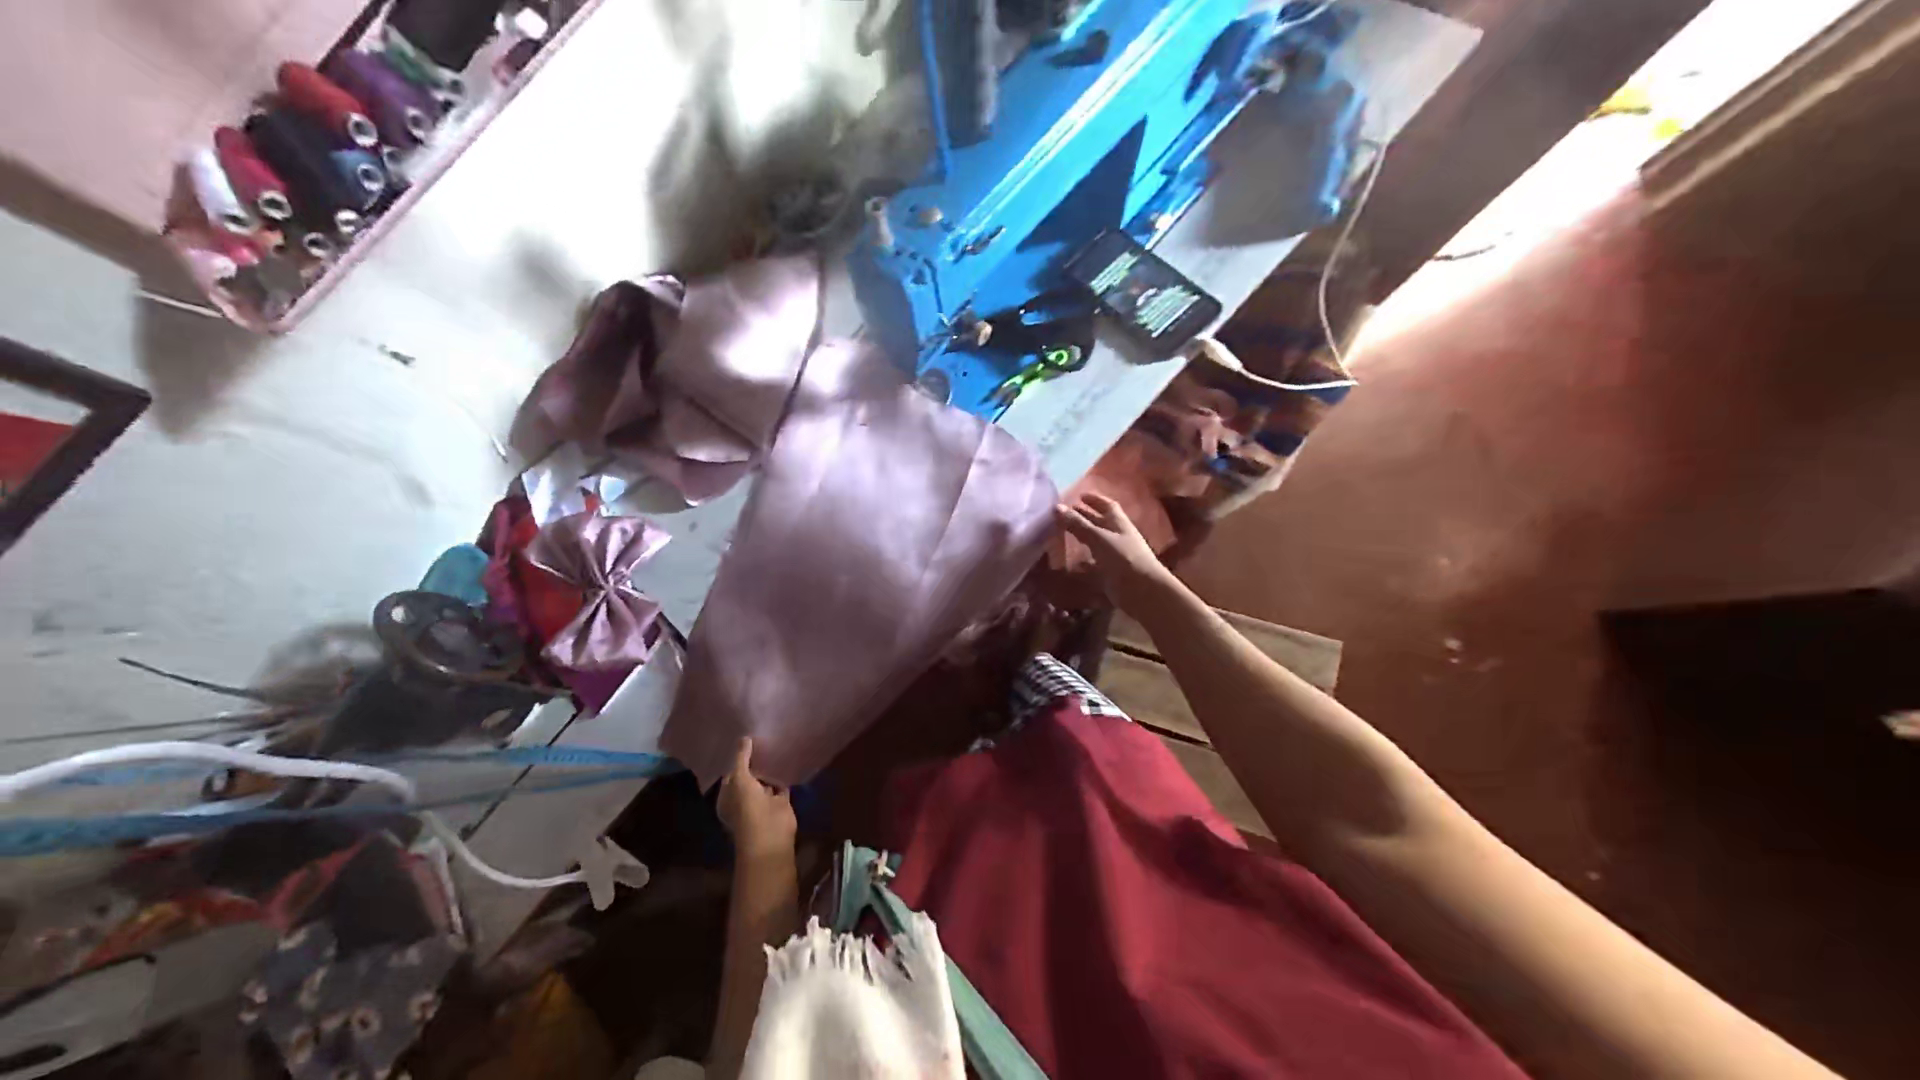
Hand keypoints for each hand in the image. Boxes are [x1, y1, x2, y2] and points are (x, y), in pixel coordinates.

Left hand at [717, 738, 795, 857]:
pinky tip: (786, 759)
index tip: (745, 741)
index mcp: (728, 797)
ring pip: (765, 781)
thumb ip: (741, 758)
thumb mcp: (739, 778)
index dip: (737, 759)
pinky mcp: (780, 802)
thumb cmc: (747, 806)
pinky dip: (783, 776)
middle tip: (762, 739)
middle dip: (754, 763)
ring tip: (774, 745)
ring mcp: (762, 801)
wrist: (770, 832)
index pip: (731, 774)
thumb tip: (744, 737)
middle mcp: (743, 799)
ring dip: (769, 768)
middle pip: (748, 777)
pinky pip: (780, 785)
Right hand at [1056, 493, 1180, 613]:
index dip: (1095, 499)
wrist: (1142, 590)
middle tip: (1068, 512)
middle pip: (1102, 522)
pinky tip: (1074, 562)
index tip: (1081, 495)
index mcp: (1119, 523)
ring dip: (1085, 537)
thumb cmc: (1123, 558)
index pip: (1108, 506)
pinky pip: (1097, 562)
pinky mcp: (1112, 572)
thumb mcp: (1098, 537)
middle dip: (1087, 516)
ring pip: (1098, 542)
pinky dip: (1085, 560)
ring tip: (1066, 533)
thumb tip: (1056, 507)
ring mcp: (1117, 555)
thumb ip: (1078, 524)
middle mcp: (1119, 537)